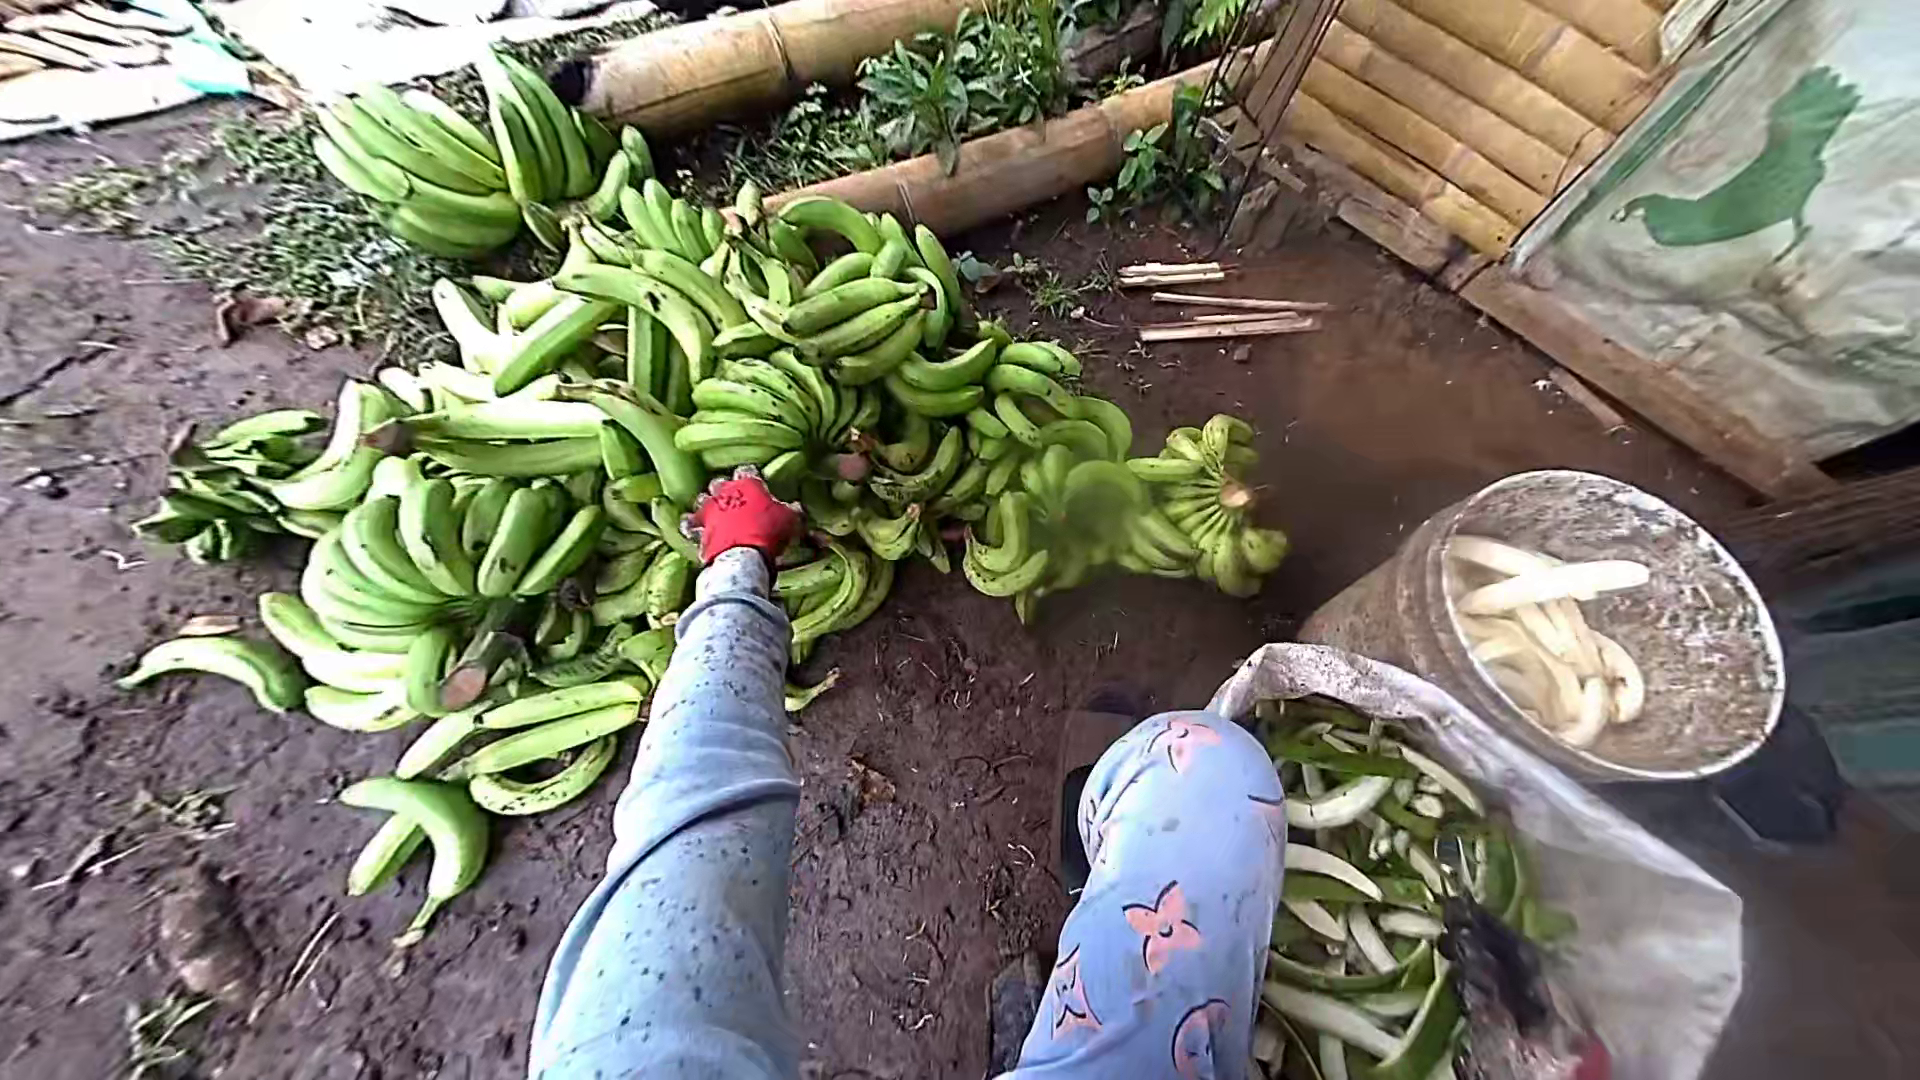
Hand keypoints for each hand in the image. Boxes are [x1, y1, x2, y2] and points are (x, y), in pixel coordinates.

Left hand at [682, 466, 802, 566]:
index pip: (748, 471)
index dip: (753, 476)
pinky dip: (691, 525)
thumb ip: (790, 511)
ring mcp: (708, 511)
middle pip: (721, 482)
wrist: (743, 558)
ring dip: (707, 503)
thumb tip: (796, 507)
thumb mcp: (790, 520)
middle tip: (735, 496)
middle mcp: (724, 492)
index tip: (758, 482)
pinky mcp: (698, 530)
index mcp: (747, 484)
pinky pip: (690, 525)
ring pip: (703, 500)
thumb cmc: (769, 532)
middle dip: (726, 487)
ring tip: (713, 509)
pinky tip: (692, 527)